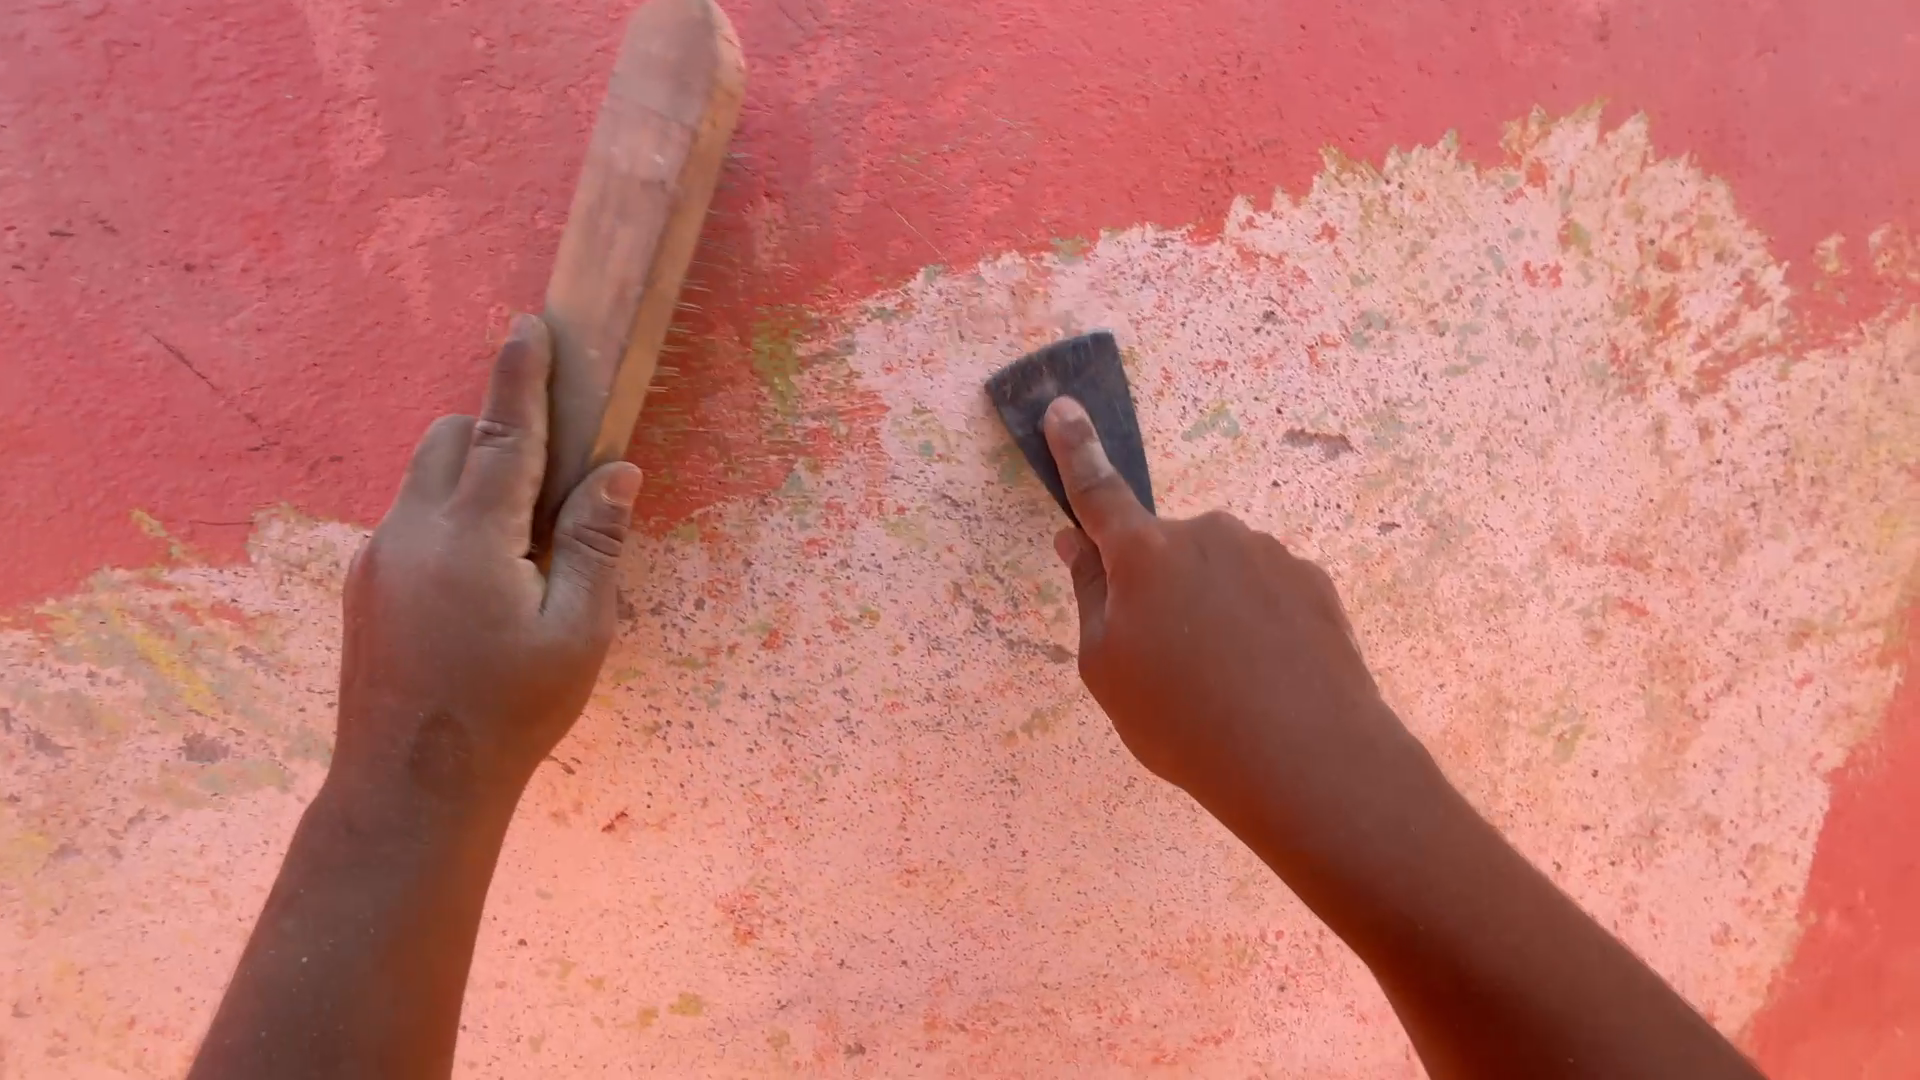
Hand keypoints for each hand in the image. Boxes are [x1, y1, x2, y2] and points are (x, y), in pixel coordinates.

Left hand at [332, 314, 641, 806]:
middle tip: (553, 476)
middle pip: (448, 442)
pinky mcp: (366, 584)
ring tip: (524, 540)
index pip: (499, 437)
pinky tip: (486, 578)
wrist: (414, 786)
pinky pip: (412, 518)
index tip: (529, 327)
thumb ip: (595, 541)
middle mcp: (410, 533)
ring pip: (424, 478)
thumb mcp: (579, 629)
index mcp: (470, 539)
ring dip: (475, 476)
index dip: (518, 379)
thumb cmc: (515, 708)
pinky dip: (453, 514)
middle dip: (497, 431)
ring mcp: (378, 558)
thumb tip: (618, 471)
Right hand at [1043, 397, 1432, 846]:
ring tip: (1225, 678)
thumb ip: (1089, 595)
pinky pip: (1263, 588)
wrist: (1309, 763)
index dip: (1075, 449)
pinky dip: (1254, 619)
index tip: (1061, 407)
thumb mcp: (1105, 669)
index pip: (1096, 490)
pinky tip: (1267, 673)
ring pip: (1216, 570)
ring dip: (1209, 604)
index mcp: (1145, 554)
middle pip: (1162, 549)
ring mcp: (1266, 554)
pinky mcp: (1312, 581)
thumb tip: (1076, 542)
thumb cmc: (1181, 720)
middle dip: (1156, 584)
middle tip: (1167, 657)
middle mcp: (1207, 534)